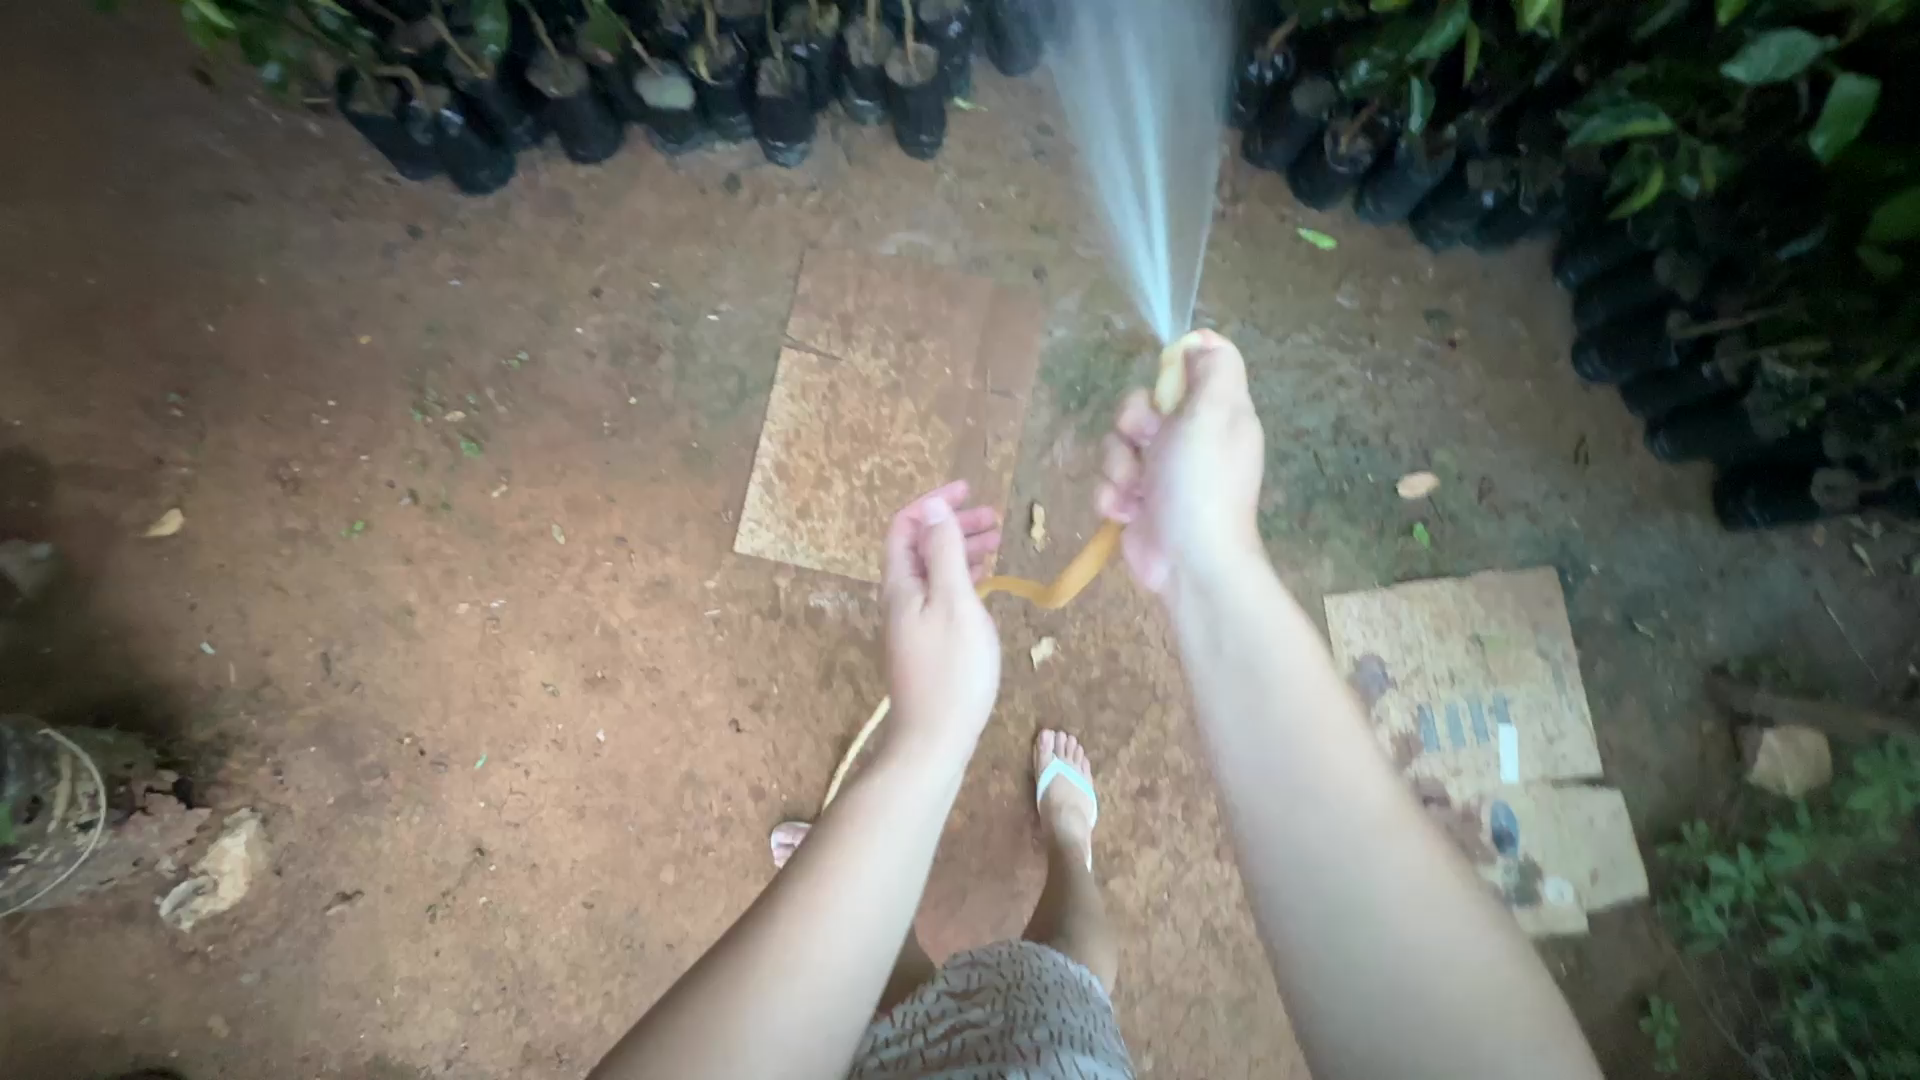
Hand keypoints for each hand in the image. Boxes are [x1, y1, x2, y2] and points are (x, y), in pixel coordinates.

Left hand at [881, 481, 1003, 759]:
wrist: (936, 738)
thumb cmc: (952, 668)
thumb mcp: (954, 601)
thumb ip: (943, 551)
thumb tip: (933, 506)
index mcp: (900, 583)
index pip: (905, 525)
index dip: (933, 502)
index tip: (969, 490)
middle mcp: (900, 598)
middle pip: (920, 546)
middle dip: (953, 525)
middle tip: (994, 519)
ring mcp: (912, 622)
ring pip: (933, 571)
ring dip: (961, 550)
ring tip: (997, 544)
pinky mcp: (927, 643)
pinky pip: (942, 595)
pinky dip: (963, 579)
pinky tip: (986, 583)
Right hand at [1095, 329, 1265, 593]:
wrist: (1189, 561)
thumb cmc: (1202, 484)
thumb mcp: (1216, 414)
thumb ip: (1214, 369)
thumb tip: (1200, 343)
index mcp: (1215, 413)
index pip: (1192, 368)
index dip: (1170, 372)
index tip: (1163, 393)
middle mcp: (1188, 439)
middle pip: (1140, 404)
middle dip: (1131, 424)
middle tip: (1146, 443)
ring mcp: (1159, 472)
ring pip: (1116, 444)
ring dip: (1118, 467)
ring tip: (1135, 490)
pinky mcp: (1135, 501)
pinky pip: (1107, 481)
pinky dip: (1112, 497)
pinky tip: (1127, 512)